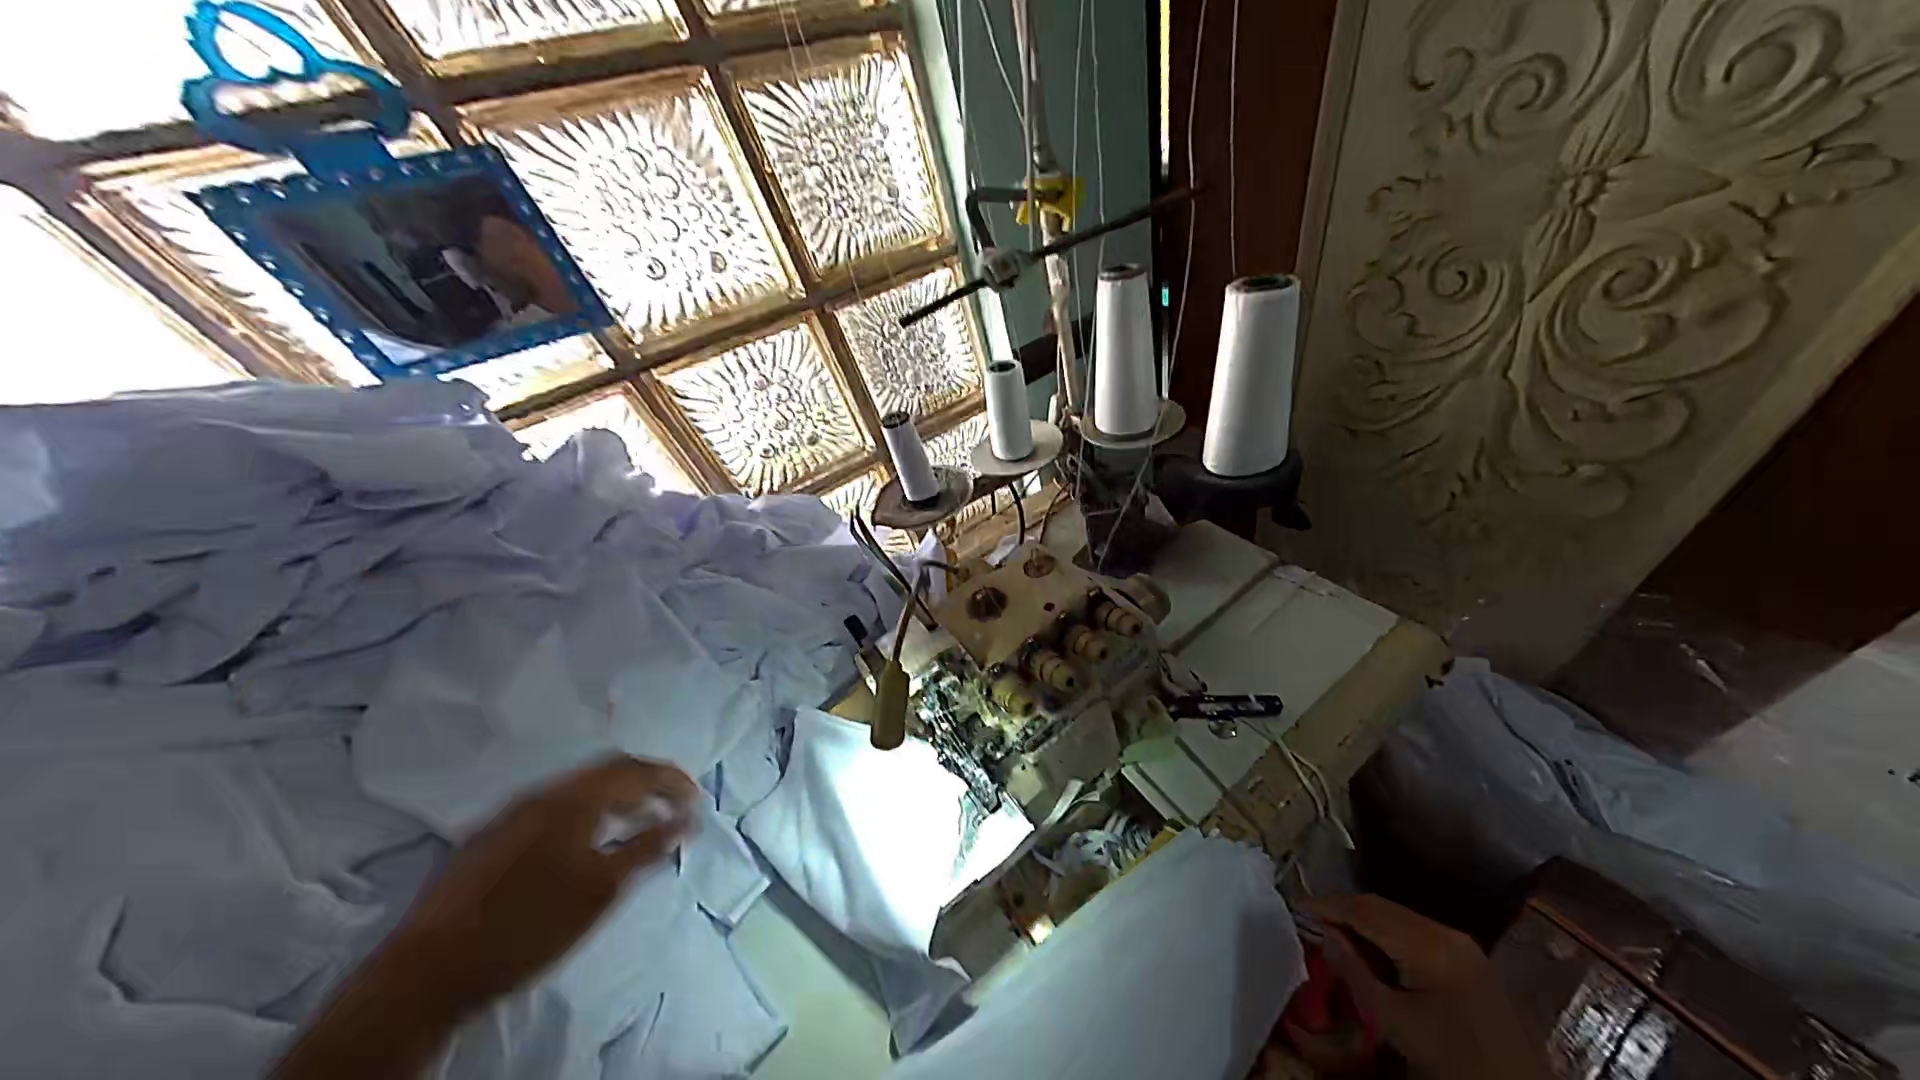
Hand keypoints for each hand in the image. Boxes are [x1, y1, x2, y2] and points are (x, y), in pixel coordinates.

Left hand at [277, 757, 697, 1079]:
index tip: (696, 802)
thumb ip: (649, 846)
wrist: (429, 971)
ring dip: (616, 796)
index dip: (674, 780)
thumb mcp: (602, 889)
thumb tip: (688, 817)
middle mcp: (544, 791)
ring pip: (580, 787)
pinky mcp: (492, 833)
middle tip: (671, 807)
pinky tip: (587, 842)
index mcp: (574, 797)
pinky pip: (554, 805)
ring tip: (636, 823)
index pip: (638, 768)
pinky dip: (586, 811)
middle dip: (647, 782)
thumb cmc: (529, 926)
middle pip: (608, 768)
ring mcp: (513, 811)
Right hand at [1296, 895, 1548, 1079]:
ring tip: (1330, 932)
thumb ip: (1355, 972)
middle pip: (1382, 907)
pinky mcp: (1468, 962)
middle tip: (1308, 919)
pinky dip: (1384, 935)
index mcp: (1429, 944)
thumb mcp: (1395, 1022)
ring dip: (1362, 921)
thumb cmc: (1454, 1061)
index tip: (1294, 906)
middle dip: (1342, 910)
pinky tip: (1368, 950)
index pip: (1366, 909)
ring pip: (1397, 918)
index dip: (1327, 904)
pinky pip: (1414, 933)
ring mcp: (1462, 946)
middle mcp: (1447, 933)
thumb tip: (1323, 933)